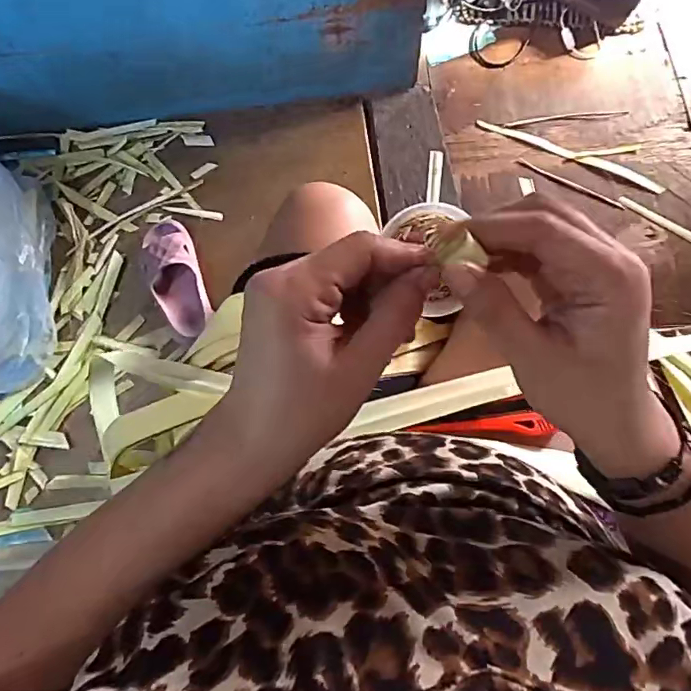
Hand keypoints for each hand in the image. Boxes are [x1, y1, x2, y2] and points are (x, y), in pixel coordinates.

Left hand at [206, 232, 432, 475]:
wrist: (251, 442)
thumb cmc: (304, 414)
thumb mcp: (360, 366)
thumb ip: (396, 313)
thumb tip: (427, 273)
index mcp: (292, 286)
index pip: (359, 247)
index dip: (403, 254)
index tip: (439, 270)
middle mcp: (277, 275)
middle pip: (347, 258)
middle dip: (386, 279)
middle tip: (417, 314)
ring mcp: (272, 287)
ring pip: (338, 273)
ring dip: (370, 294)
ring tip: (394, 332)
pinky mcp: (274, 302)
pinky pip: (322, 288)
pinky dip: (349, 304)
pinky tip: (367, 332)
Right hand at [441, 194, 678, 477]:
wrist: (617, 422)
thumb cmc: (582, 398)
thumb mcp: (531, 358)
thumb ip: (493, 308)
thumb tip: (452, 267)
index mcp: (608, 276)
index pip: (544, 228)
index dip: (490, 227)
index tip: (445, 240)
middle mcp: (612, 258)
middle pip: (546, 214)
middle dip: (494, 225)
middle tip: (450, 249)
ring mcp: (602, 263)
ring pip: (544, 224)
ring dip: (501, 235)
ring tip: (462, 258)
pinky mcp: (586, 273)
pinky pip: (544, 246)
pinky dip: (511, 251)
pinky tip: (484, 266)